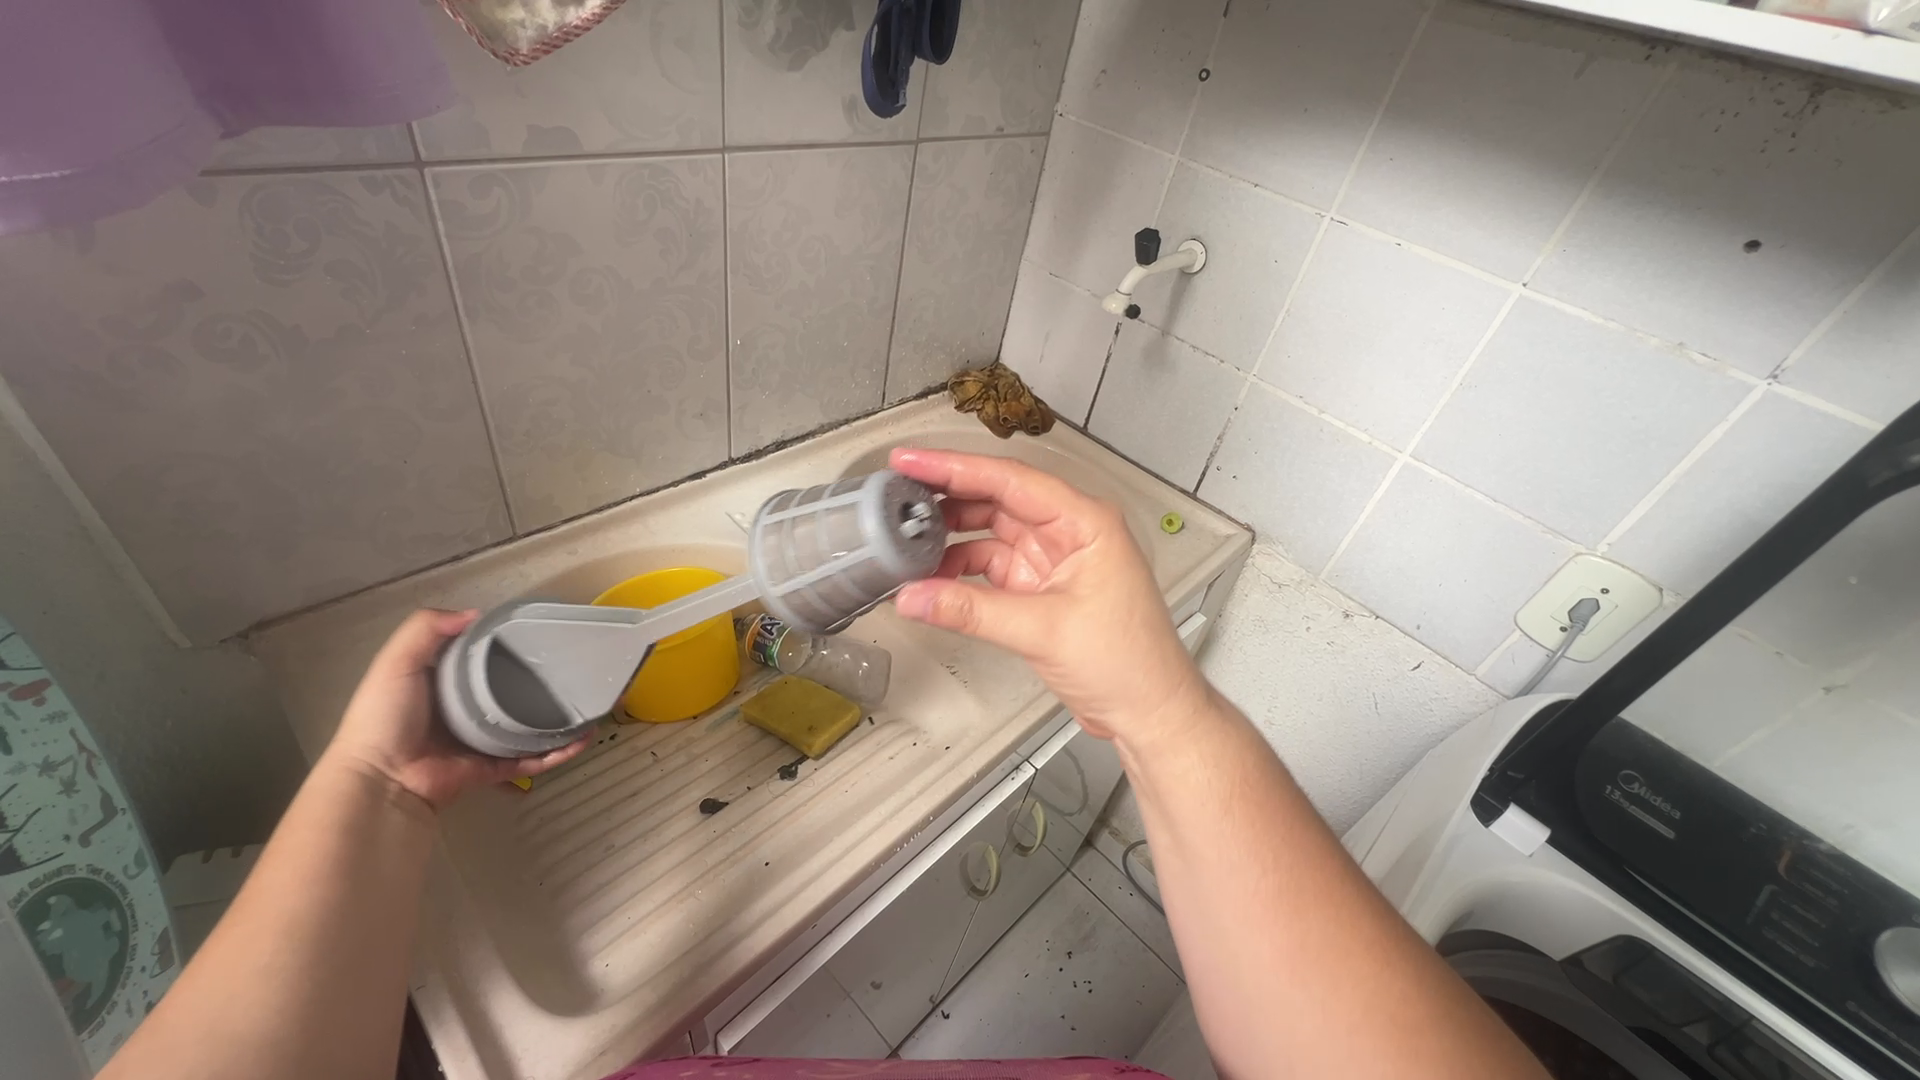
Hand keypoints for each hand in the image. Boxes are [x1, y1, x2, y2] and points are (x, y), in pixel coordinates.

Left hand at [322, 609, 587, 812]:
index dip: (509, 647)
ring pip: (532, 728)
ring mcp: (485, 742)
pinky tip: (583, 738)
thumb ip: (427, 630)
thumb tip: (477, 613)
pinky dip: (560, 752)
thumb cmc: (387, 717)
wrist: (383, 777)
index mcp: (447, 686)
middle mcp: (469, 712)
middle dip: (543, 685)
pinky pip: (534, 760)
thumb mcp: (398, 662)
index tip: (538, 635)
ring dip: (561, 720)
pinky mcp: (496, 768)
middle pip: (514, 694)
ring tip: (589, 706)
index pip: (485, 662)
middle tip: (573, 670)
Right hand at [889, 448, 1207, 744]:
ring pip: (989, 532)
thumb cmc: (1130, 662)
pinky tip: (933, 578)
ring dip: (950, 537)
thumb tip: (916, 596)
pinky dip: (960, 572)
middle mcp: (1067, 533)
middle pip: (996, 499)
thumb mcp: (1044, 631)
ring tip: (908, 540)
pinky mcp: (1039, 589)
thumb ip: (972, 611)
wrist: (1149, 711)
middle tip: (899, 495)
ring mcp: (1052, 560)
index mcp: (1084, 522)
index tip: (912, 461)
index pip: (1010, 480)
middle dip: (946, 497)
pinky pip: (989, 568)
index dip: (955, 467)